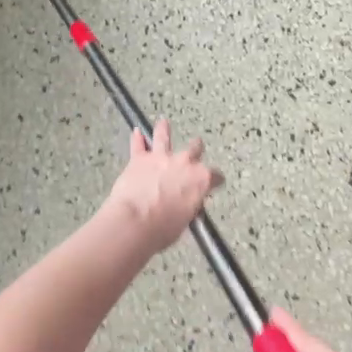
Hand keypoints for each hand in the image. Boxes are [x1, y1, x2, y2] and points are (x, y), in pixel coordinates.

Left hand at [101, 118, 222, 253]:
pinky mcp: (139, 158)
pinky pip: (138, 144)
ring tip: (163, 122)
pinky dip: (137, 138)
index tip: (216, 181)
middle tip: (197, 145)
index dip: (215, 179)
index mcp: (200, 179)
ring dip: (164, 130)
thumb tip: (187, 204)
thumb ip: (189, 206)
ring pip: (164, 137)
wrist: (135, 221)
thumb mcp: (186, 221)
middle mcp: (183, 163)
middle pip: (194, 149)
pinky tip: (136, 132)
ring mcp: (160, 157)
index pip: (215, 176)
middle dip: (196, 148)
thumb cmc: (163, 229)